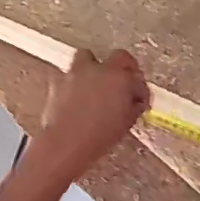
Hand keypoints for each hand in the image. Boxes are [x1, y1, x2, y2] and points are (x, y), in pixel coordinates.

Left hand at [27, 50, 150, 181]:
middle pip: (119, 57)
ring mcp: (78, 72)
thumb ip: (133, 107)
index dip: (140, 87)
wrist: (65, 143)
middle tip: (123, 82)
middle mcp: (100, 70)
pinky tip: (77, 97)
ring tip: (96, 84)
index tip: (138, 98)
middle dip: (124, 67)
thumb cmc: (97, 137)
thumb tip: (134, 102)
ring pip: (89, 57)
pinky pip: (70, 74)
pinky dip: (75, 81)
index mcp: (121, 79)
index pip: (137, 76)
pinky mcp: (59, 80)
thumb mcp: (125, 124)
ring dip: (95, 67)